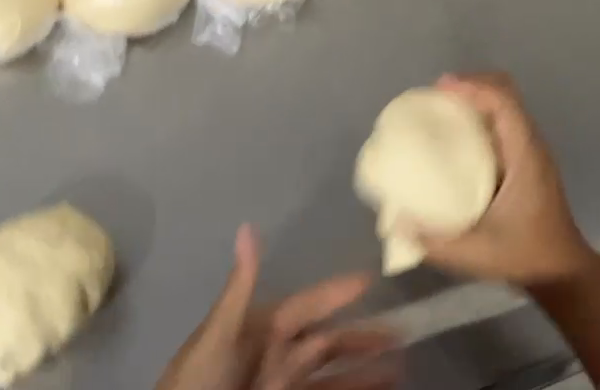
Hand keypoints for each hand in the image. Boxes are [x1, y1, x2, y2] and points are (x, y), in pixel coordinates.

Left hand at [157, 225, 398, 389]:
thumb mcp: (218, 333)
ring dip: (363, 370)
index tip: (371, 277)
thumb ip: (241, 285)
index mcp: (262, 327)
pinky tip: (376, 388)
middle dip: (363, 336)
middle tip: (402, 332)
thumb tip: (246, 227)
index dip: (337, 292)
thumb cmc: (197, 379)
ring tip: (400, 368)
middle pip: (328, 342)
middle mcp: (276, 353)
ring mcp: (280, 384)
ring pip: (331, 374)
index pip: (309, 306)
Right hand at [410, 72, 596, 284]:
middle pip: (505, 91)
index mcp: (525, 154)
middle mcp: (530, 143)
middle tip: (435, 97)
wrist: (561, 270)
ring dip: (474, 98)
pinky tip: (454, 135)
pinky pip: (501, 120)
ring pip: (504, 103)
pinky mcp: (523, 159)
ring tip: (439, 109)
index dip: (473, 87)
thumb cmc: (525, 255)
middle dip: (470, 85)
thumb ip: (435, 240)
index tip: (439, 89)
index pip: (504, 102)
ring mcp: (529, 149)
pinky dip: (478, 115)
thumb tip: (395, 223)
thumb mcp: (477, 253)